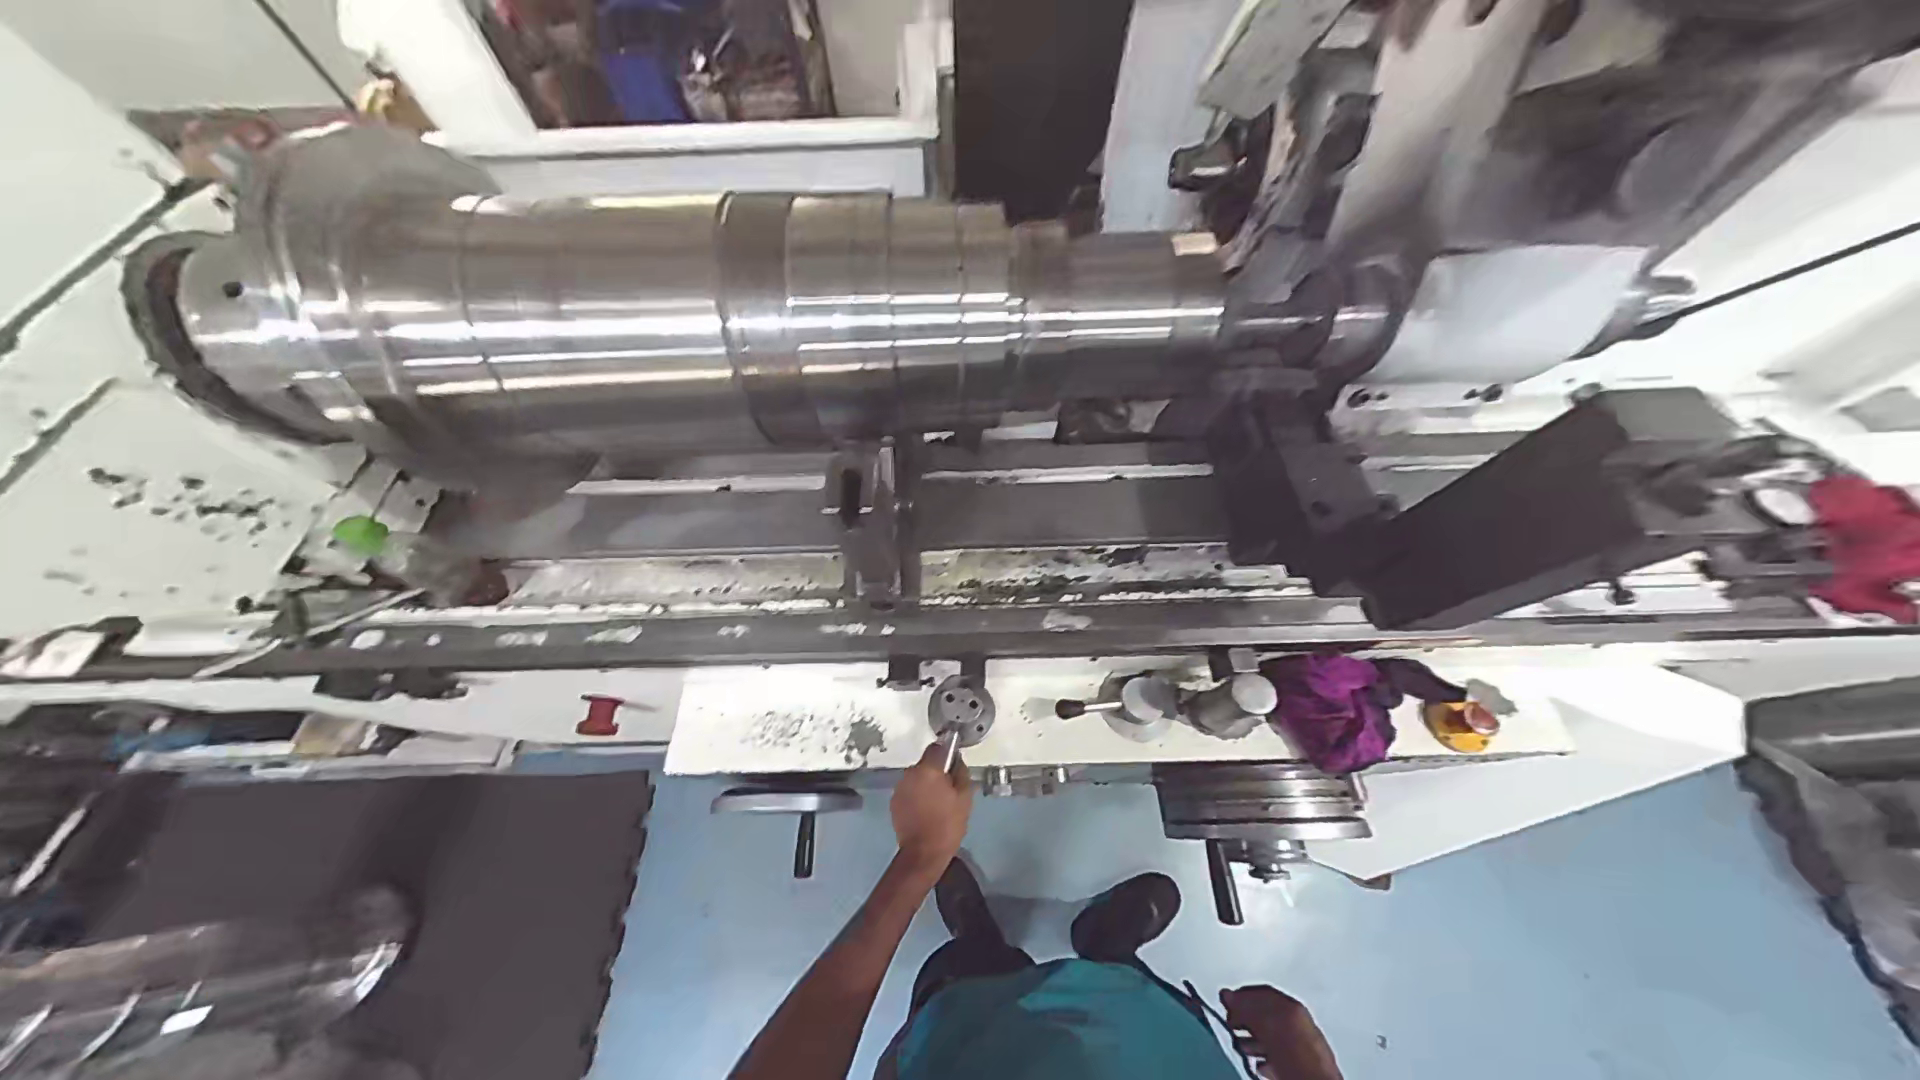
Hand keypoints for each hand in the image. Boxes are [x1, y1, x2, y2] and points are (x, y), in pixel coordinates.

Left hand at [891, 741, 971, 875]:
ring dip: (925, 783)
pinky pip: (908, 790)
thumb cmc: (947, 824)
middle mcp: (910, 773)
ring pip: (916, 777)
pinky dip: (916, 794)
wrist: (923, 853)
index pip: (937, 748)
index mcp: (928, 770)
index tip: (953, 764)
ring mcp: (899, 787)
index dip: (946, 753)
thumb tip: (956, 760)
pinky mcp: (894, 801)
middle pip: (925, 763)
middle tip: (948, 789)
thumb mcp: (964, 798)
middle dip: (936, 771)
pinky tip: (924, 810)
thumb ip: (961, 773)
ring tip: (936, 802)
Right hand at [1221, 986, 1342, 1079]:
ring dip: (1252, 1040)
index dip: (1241, 996)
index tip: (1225, 1002)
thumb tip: (1226, 994)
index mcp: (1291, 1007)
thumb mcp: (1263, 1024)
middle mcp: (1298, 1024)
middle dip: (1245, 1019)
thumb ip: (1243, 1007)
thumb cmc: (1292, 1052)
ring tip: (1240, 1046)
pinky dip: (1264, 1057)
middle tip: (1229, 1023)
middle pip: (1265, 1015)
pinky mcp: (1300, 1069)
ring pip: (1270, 1037)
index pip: (1262, 993)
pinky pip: (1277, 1057)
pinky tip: (1258, 1064)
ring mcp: (1302, 1048)